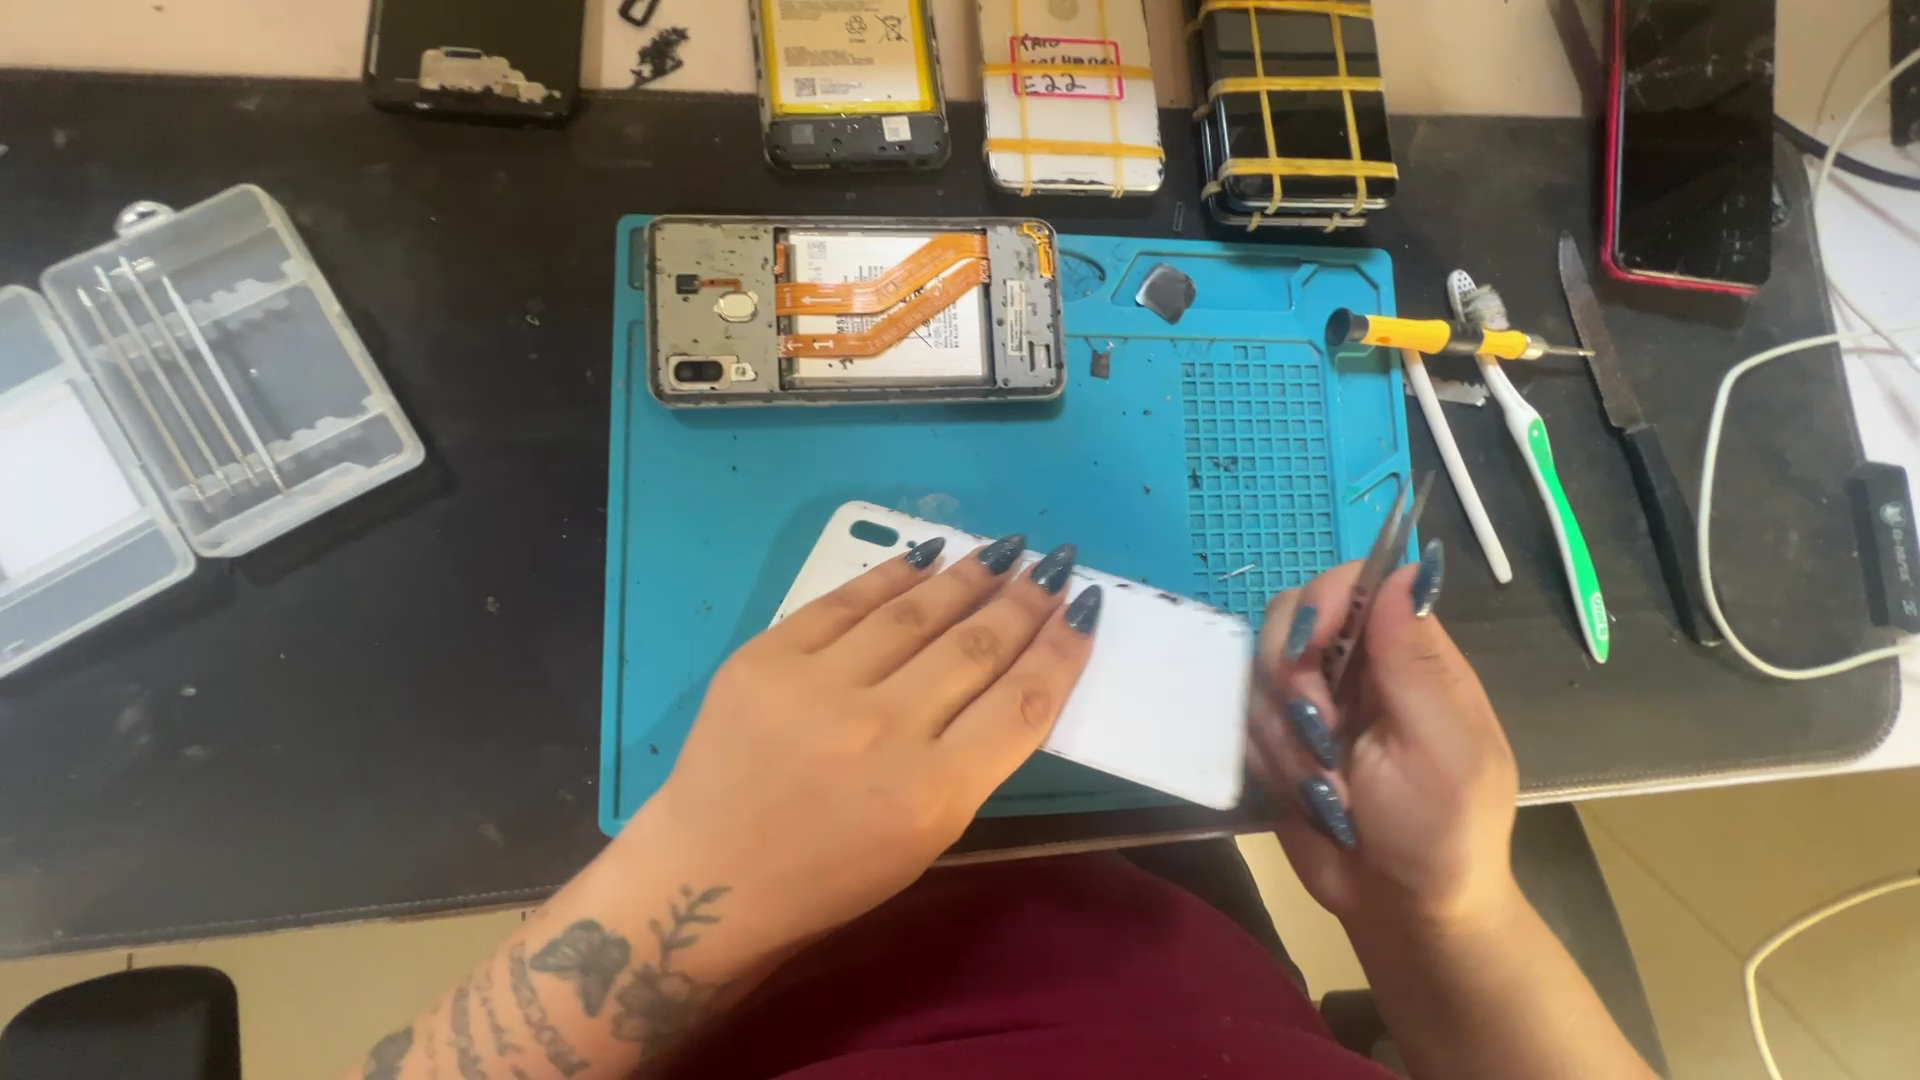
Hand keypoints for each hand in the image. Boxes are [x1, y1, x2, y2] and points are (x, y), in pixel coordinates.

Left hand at [631, 535, 1100, 962]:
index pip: (1021, 704)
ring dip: (971, 575)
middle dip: (1026, 601)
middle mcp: (880, 732)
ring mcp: (815, 687)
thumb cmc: (831, 875)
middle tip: (1053, 566)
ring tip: (1005, 549)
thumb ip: (976, 757)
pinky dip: (895, 573)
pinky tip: (930, 554)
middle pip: (977, 647)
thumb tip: (1014, 671)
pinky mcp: (765, 657)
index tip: (1085, 609)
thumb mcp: (926, 837)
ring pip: (917, 613)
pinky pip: (846, 600)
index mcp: (930, 796)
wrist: (708, 877)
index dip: (1063, 650)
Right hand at [1247, 543, 1520, 933]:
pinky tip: (1301, 790)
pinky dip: (1265, 754)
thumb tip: (1414, 566)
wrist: (1397, 906)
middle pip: (1288, 617)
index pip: (1355, 583)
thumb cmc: (1440, 832)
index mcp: (1407, 655)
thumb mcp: (1442, 750)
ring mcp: (1309, 696)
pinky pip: (1241, 714)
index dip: (1323, 601)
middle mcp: (1353, 664)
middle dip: (1290, 678)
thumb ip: (1414, 660)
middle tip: (1322, 735)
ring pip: (1256, 670)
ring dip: (1282, 733)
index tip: (1310, 646)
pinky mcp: (1275, 729)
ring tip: (1325, 784)